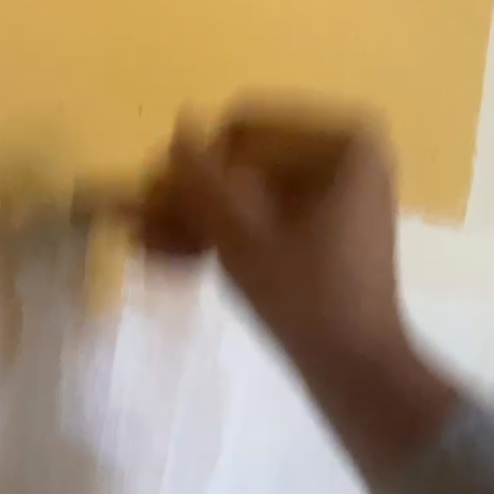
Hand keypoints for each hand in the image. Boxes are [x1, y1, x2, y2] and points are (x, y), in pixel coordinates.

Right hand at [136, 104, 455, 480]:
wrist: (352, 365)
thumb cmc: (303, 295)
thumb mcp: (241, 235)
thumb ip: (202, 180)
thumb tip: (178, 128)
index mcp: (338, 143)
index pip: (243, 131)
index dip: (196, 168)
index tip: (156, 207)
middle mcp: (341, 159)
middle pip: (242, 165)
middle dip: (188, 200)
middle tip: (140, 230)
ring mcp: (333, 197)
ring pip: (244, 197)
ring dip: (193, 221)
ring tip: (144, 247)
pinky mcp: (320, 232)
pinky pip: (259, 222)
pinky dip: (220, 238)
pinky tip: (172, 258)